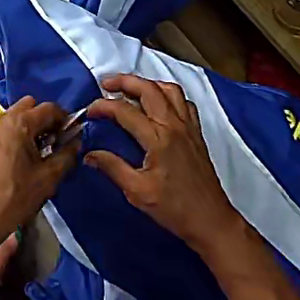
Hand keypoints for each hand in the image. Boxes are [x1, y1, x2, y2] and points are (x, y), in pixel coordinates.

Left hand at [0, 96, 77, 242]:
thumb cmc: (17, 194)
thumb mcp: (50, 175)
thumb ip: (67, 153)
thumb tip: (76, 141)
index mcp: (20, 123)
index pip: (50, 108)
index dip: (65, 119)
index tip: (72, 135)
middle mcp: (3, 120)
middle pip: (31, 106)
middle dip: (46, 119)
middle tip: (54, 140)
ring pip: (17, 116)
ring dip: (31, 126)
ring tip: (39, 150)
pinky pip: (6, 127)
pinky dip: (18, 133)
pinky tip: (23, 156)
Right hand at [84, 74, 251, 257]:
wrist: (209, 218)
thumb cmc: (174, 208)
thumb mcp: (138, 192)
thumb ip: (113, 168)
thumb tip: (90, 155)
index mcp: (158, 138)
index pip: (126, 111)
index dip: (104, 107)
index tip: (90, 111)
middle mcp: (175, 125)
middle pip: (149, 89)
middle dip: (126, 81)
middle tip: (106, 84)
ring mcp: (189, 126)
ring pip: (169, 90)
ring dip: (148, 84)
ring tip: (130, 89)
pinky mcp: (196, 132)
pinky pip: (183, 102)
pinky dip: (168, 94)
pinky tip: (158, 104)